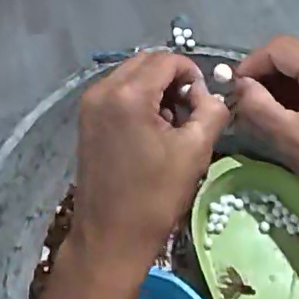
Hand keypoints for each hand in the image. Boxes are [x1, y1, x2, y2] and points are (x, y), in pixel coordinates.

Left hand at [71, 51, 231, 277]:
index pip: (166, 60)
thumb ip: (211, 110)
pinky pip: (118, 92)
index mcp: (128, 94)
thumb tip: (209, 93)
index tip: (203, 100)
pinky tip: (150, 131)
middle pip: (146, 62)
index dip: (191, 73)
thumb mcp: (194, 150)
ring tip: (171, 125)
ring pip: (131, 75)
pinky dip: (138, 100)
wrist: (110, 238)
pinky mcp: (86, 118)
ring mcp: (90, 104)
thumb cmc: (155, 196)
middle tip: (189, 111)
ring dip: (155, 88)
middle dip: (172, 79)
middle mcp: (103, 90)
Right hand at [229, 37, 298, 221]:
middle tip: (243, 103)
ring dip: (278, 85)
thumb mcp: (295, 142)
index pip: (280, 49)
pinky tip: (284, 115)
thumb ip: (260, 108)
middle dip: (263, 76)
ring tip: (260, 112)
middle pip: (291, 55)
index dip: (251, 65)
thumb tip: (238, 86)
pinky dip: (295, 93)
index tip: (232, 90)